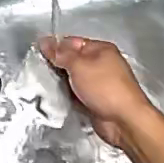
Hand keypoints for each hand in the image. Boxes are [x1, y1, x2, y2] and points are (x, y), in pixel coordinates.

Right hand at [37, 35, 155, 147]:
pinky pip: (77, 94)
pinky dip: (67, 96)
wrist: (125, 121)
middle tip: (39, 71)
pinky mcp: (96, 101)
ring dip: (61, 83)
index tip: (38, 54)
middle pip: (72, 60)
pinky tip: (55, 99)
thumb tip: (44, 41)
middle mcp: (101, 64)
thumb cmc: (104, 87)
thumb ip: (60, 54)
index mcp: (100, 49)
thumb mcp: (79, 65)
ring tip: (43, 86)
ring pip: (73, 79)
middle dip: (57, 66)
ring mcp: (99, 84)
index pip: (72, 42)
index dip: (55, 47)